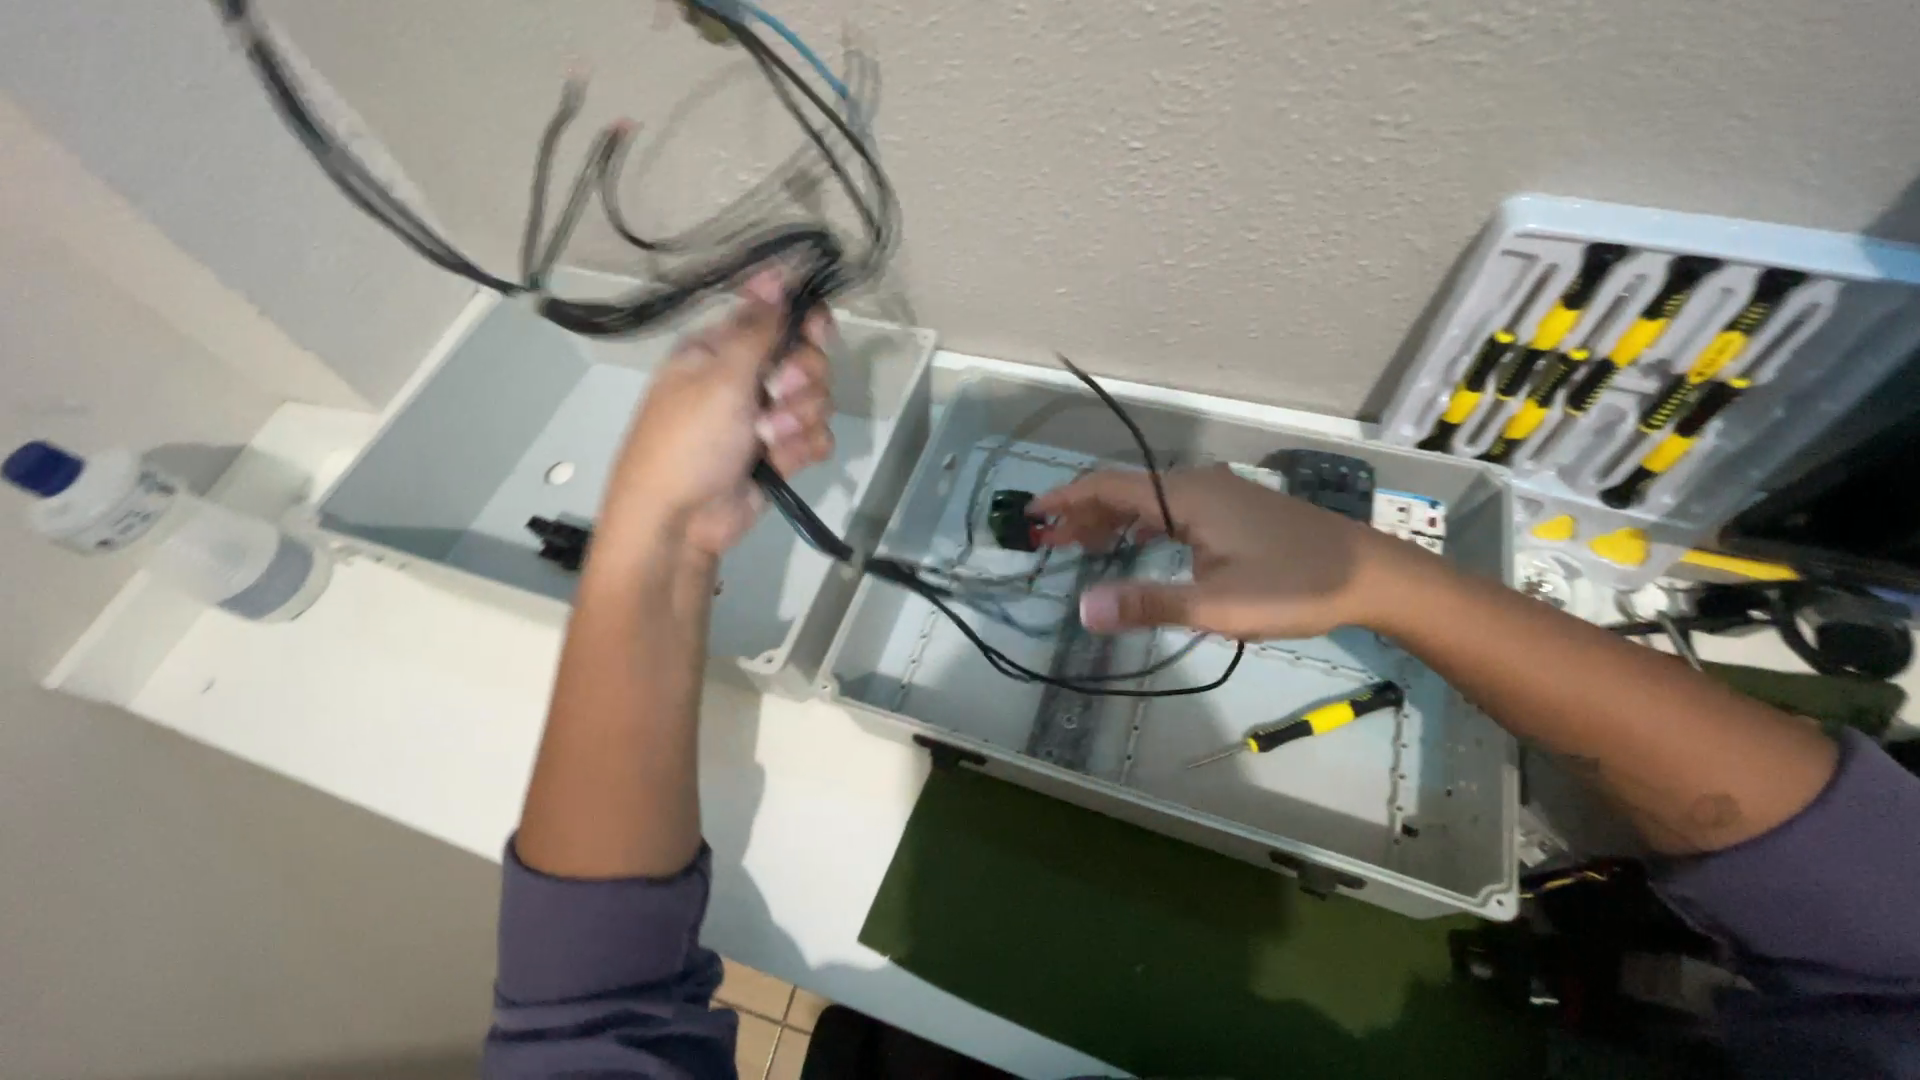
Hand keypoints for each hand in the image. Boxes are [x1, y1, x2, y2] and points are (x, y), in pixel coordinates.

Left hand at [598, 271, 834, 557]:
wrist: (679, 521)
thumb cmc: (688, 441)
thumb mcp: (720, 377)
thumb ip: (757, 327)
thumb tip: (776, 272)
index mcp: (722, 348)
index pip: (777, 315)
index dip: (804, 319)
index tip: (817, 330)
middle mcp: (746, 377)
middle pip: (808, 356)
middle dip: (803, 378)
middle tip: (779, 392)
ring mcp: (766, 417)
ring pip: (817, 400)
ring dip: (800, 419)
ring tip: (770, 439)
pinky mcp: (781, 453)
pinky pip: (816, 437)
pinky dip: (804, 449)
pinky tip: (782, 462)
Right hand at [1030, 465, 1424, 639]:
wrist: (1372, 575)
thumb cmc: (1294, 586)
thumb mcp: (1217, 605)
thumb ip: (1147, 603)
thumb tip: (1083, 608)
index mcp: (1187, 496)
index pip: (1110, 486)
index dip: (1067, 499)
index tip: (1032, 514)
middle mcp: (1198, 484)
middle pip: (1126, 489)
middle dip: (1083, 512)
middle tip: (1049, 542)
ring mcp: (1220, 493)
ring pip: (1150, 499)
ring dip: (1112, 519)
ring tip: (1081, 546)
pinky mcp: (1235, 509)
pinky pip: (1172, 508)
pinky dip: (1143, 524)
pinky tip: (1137, 545)